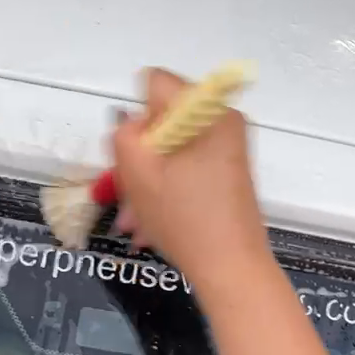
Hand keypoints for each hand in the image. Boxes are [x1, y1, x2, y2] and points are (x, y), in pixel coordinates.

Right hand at [111, 68, 269, 286]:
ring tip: (133, 220)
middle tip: (124, 196)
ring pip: (171, 152)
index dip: (134, 120)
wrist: (230, 267)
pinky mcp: (229, 174)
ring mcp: (229, 148)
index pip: (153, 86)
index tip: (132, 159)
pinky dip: (166, 192)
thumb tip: (131, 125)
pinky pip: (187, 170)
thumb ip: (124, 135)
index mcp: (206, 110)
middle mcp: (223, 120)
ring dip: (146, 183)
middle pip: (162, 122)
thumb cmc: (183, 219)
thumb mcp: (138, 174)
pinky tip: (150, 224)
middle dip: (137, 159)